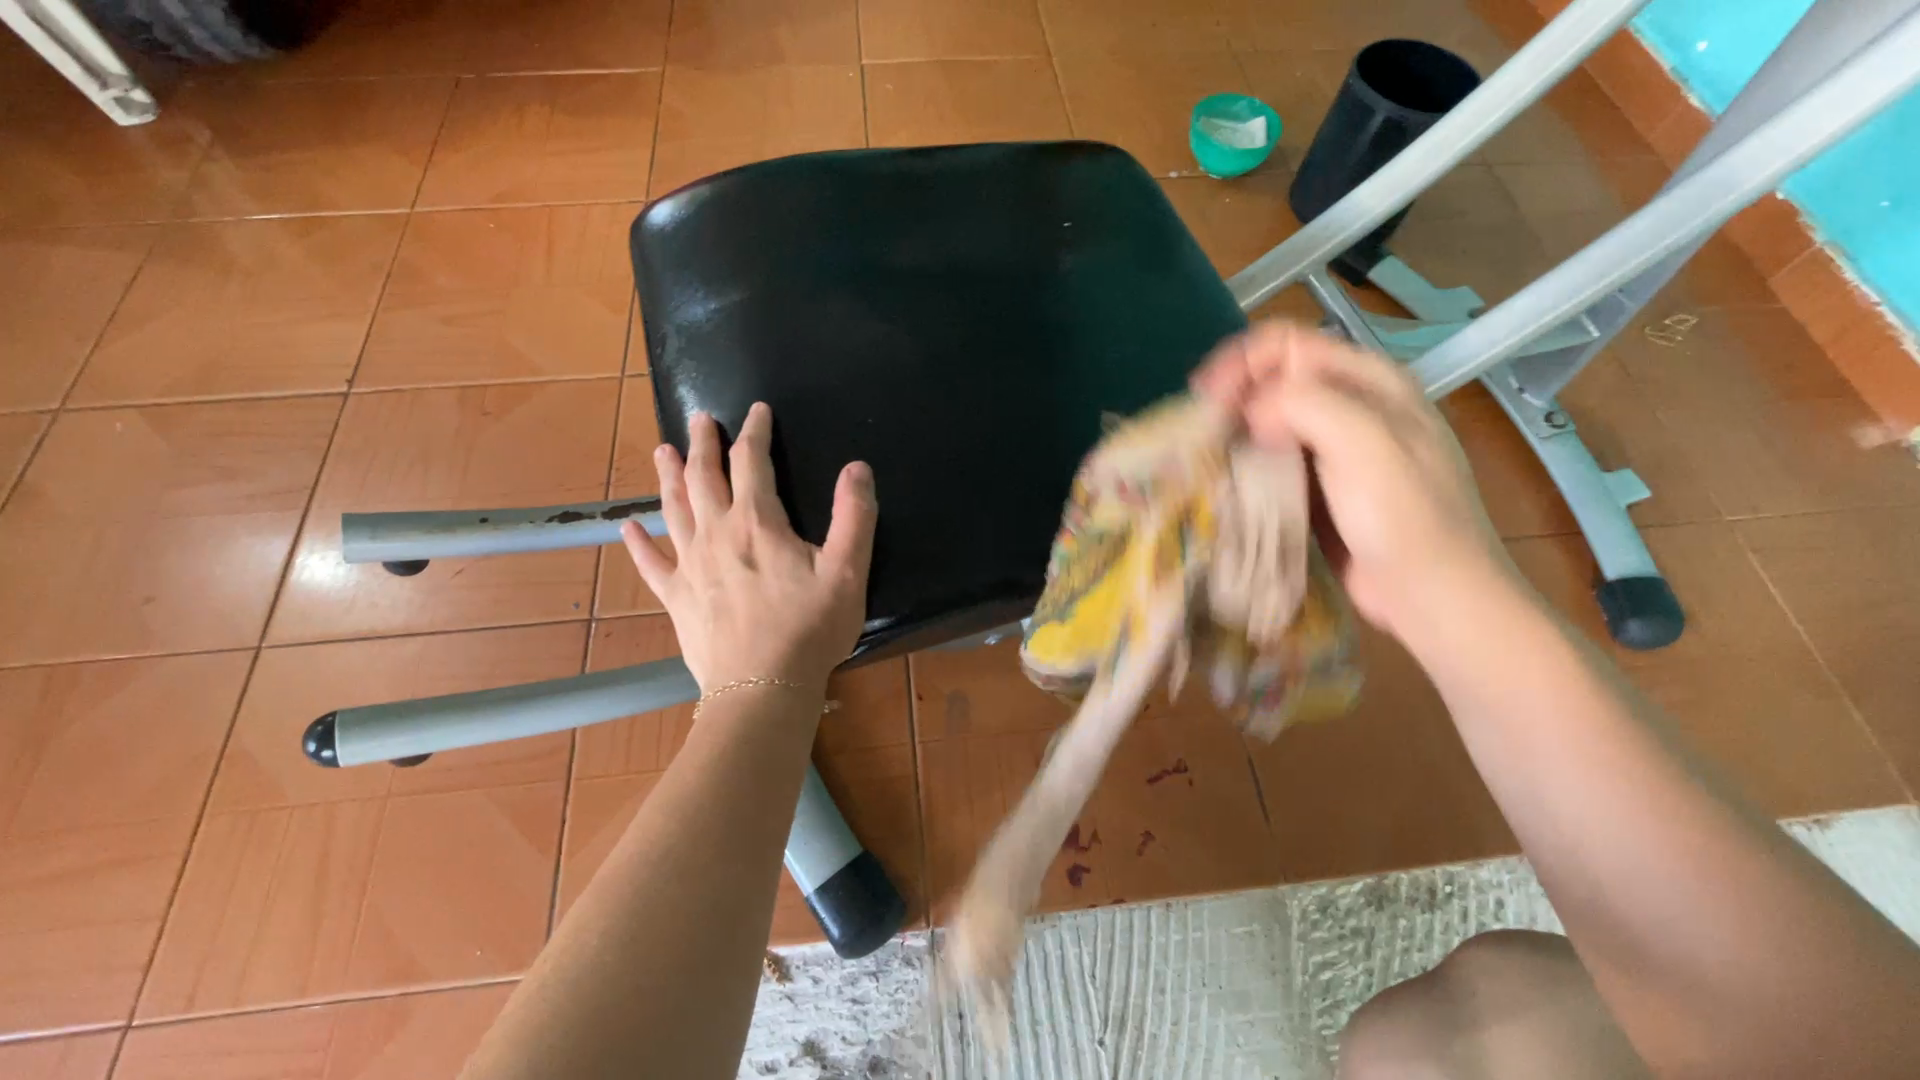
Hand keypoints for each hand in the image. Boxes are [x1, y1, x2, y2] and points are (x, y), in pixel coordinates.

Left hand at [620, 403, 876, 692]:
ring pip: (674, 509)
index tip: (756, 410)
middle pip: (704, 477)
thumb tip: (857, 468)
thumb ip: (854, 516)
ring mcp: (691, 566)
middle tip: (699, 418)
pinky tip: (627, 528)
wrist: (762, 687)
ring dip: (669, 477)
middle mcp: (717, 534)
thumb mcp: (847, 572)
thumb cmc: (810, 630)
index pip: (752, 462)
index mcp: (758, 523)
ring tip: (662, 451)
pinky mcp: (676, 598)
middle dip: (703, 443)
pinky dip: (637, 544)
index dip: (754, 431)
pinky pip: (651, 564)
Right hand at [1192, 321, 1517, 643]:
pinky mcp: (1321, 490)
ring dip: (1235, 434)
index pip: (1289, 344)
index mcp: (1371, 381)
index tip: (1206, 399)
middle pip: (1276, 380)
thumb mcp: (1363, 441)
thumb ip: (1302, 404)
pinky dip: (1246, 468)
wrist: (1433, 595)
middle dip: (1232, 398)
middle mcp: (1353, 407)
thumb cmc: (1403, 515)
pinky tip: (1226, 485)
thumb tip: (1248, 414)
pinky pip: (1274, 463)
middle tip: (1198, 432)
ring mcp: (1337, 451)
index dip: (1241, 361)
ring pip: (1270, 423)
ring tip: (1203, 458)